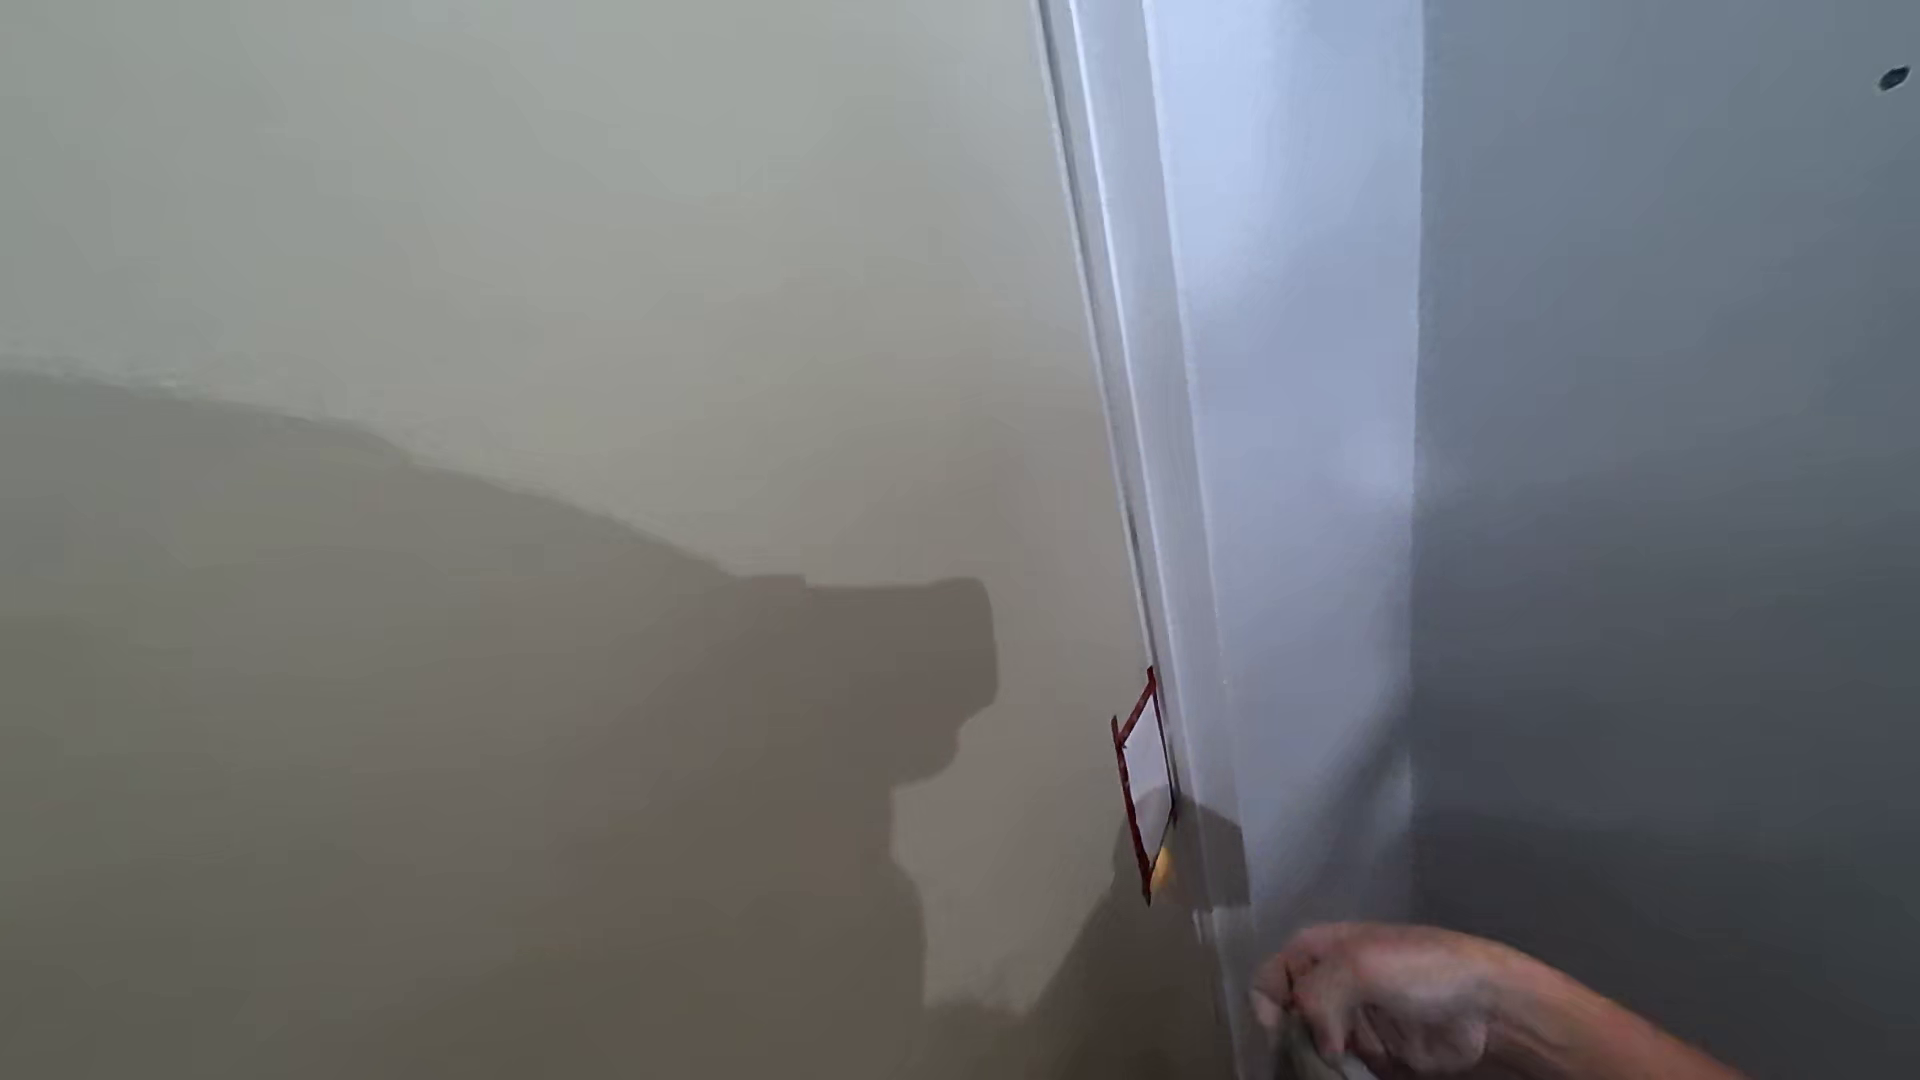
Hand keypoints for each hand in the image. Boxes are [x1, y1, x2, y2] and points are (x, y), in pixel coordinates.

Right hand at [1252, 923, 1534, 1075]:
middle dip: (1299, 1044)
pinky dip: (1352, 1077)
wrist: (1486, 1002)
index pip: (1270, 979)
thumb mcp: (1356, 965)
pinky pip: (1353, 1071)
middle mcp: (1326, 986)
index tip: (1279, 1036)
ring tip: (1351, 1066)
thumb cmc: (1412, 967)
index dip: (1266, 1007)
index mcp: (1312, 953)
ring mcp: (1354, 1022)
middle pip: (1292, 1020)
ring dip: (1328, 1065)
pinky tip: (1365, 1075)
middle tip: (1315, 1062)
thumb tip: (1317, 1042)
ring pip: (1321, 1049)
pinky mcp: (1382, 1055)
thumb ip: (1317, 995)